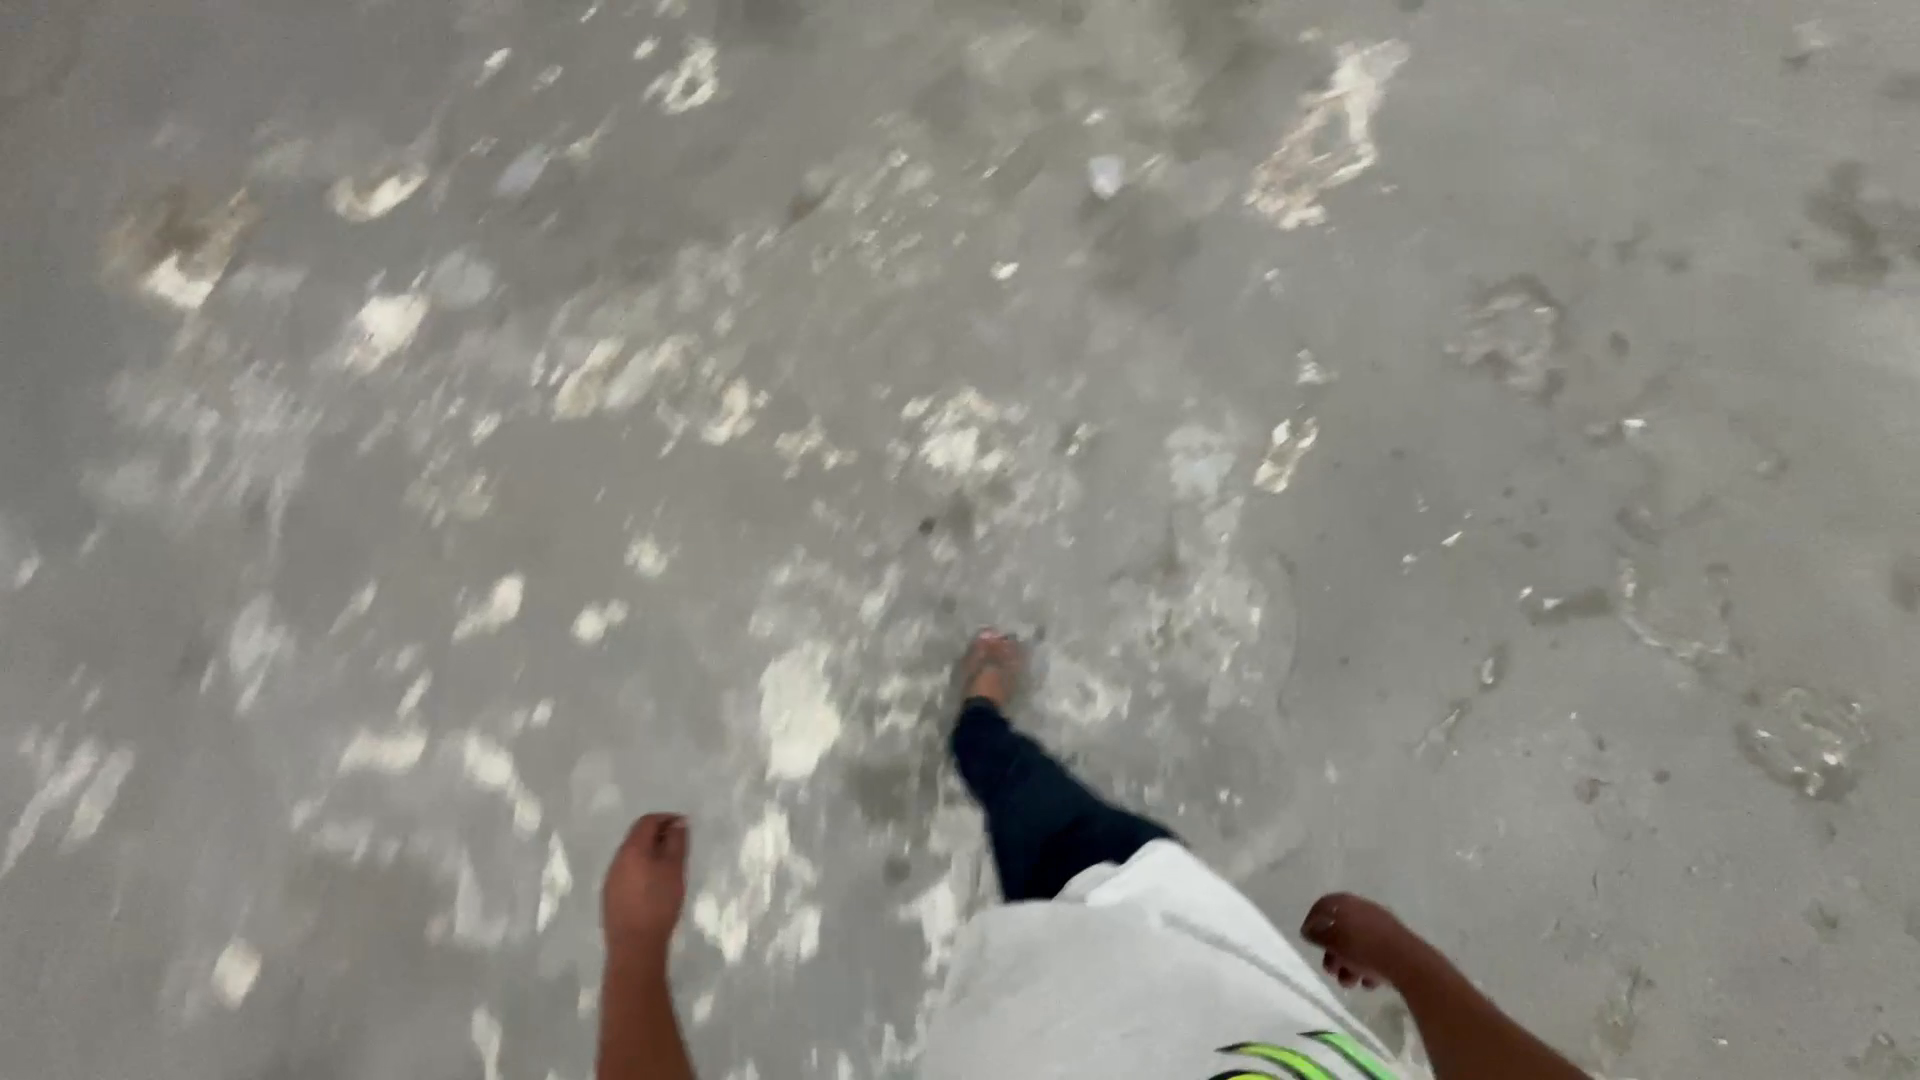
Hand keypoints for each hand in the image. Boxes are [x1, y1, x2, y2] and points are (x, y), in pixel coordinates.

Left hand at [603, 813, 688, 955]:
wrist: (634, 946)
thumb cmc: (659, 902)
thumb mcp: (675, 868)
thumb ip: (677, 841)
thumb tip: (677, 822)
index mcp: (631, 849)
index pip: (647, 821)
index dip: (667, 818)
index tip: (684, 827)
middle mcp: (616, 860)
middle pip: (637, 837)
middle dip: (658, 835)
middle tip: (679, 845)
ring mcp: (610, 880)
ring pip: (631, 855)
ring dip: (649, 852)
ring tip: (669, 866)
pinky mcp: (610, 897)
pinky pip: (627, 871)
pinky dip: (641, 868)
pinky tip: (653, 885)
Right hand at [1300, 892, 1425, 989]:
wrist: (1409, 963)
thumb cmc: (1363, 949)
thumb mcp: (1333, 942)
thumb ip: (1317, 935)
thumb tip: (1308, 931)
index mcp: (1345, 903)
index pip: (1322, 906)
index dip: (1311, 921)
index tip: (1307, 938)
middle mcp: (1362, 908)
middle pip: (1341, 929)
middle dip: (1333, 952)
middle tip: (1330, 970)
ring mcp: (1381, 924)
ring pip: (1358, 943)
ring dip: (1349, 963)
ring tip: (1349, 983)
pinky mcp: (1396, 941)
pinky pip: (1375, 951)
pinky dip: (1367, 965)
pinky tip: (1368, 982)